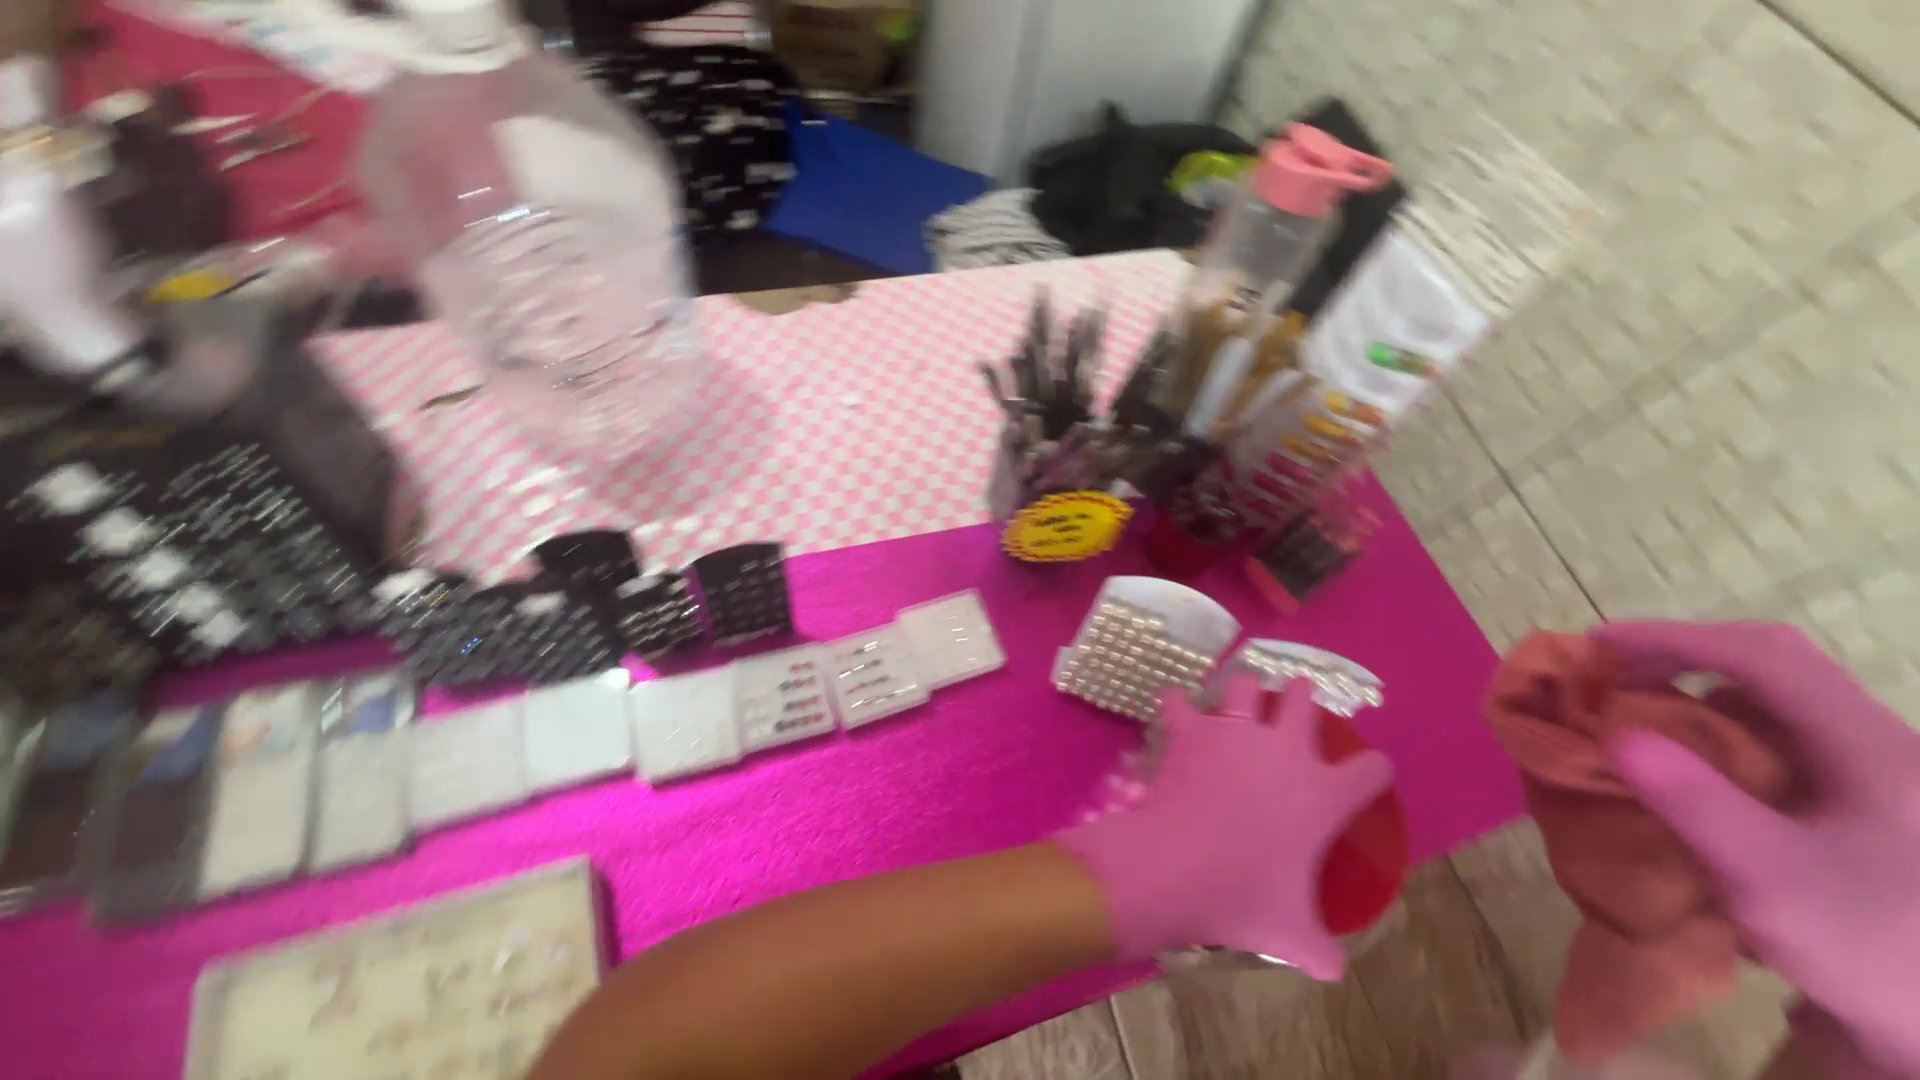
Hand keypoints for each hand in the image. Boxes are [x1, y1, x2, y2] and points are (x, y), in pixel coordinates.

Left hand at [1055, 675, 1392, 977]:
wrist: (1178, 867)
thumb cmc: (1244, 898)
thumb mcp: (1292, 934)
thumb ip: (1318, 948)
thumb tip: (1333, 970)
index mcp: (1322, 794)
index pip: (1371, 771)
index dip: (1374, 771)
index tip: (1371, 773)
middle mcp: (1285, 751)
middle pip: (1304, 702)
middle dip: (1303, 696)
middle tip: (1298, 696)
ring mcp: (1235, 734)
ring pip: (1247, 687)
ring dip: (1245, 690)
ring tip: (1241, 695)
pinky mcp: (1191, 732)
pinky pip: (1181, 703)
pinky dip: (1177, 704)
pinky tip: (1175, 706)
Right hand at [1598, 621, 1919, 1076]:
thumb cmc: (1873, 948)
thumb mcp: (1773, 881)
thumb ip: (1696, 803)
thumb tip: (1617, 735)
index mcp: (1871, 748)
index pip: (1762, 655)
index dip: (1672, 637)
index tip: (1595, 648)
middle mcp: (1881, 745)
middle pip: (1770, 668)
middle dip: (1678, 661)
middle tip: (1608, 680)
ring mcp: (1878, 775)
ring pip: (1775, 704)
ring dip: (1695, 697)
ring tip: (1635, 720)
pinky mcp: (1865, 805)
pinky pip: (1779, 742)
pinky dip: (1718, 736)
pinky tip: (1690, 771)